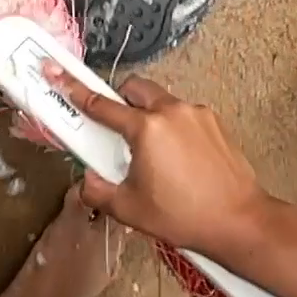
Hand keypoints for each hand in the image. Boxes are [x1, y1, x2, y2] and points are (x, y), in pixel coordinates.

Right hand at [45, 67, 273, 255]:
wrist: (239, 222)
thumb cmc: (185, 216)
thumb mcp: (129, 209)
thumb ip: (97, 190)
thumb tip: (88, 180)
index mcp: (146, 129)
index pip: (100, 105)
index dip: (75, 90)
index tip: (58, 74)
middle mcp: (171, 112)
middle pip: (134, 88)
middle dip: (120, 101)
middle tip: (115, 129)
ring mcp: (196, 115)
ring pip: (160, 99)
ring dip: (147, 114)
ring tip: (149, 150)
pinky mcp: (214, 124)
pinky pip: (182, 114)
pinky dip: (171, 126)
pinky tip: (175, 157)